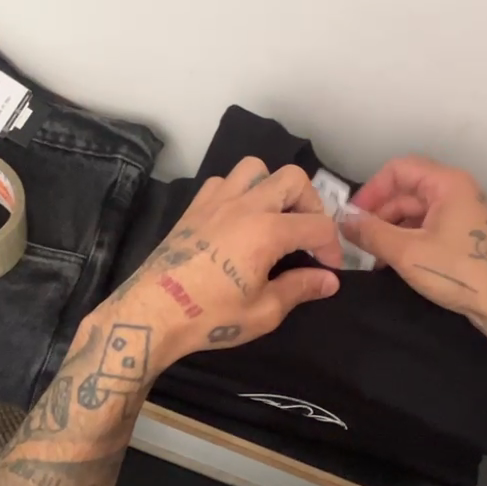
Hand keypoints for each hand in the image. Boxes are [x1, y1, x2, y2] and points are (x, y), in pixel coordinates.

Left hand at [102, 157, 343, 367]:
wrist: (154, 313)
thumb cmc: (211, 317)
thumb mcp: (264, 312)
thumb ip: (300, 289)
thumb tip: (329, 281)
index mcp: (267, 231)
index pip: (318, 225)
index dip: (332, 247)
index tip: (328, 269)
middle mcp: (245, 205)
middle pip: (294, 179)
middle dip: (311, 204)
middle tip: (306, 235)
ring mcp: (216, 201)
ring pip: (256, 168)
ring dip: (272, 187)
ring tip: (273, 217)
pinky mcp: (194, 207)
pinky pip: (223, 181)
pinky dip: (238, 191)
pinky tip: (237, 219)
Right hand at [341, 155, 486, 331]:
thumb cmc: (458, 272)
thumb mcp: (407, 252)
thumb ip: (371, 233)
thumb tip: (342, 220)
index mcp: (447, 183)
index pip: (398, 170)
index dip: (371, 190)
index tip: (351, 217)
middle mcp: (457, 191)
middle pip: (406, 191)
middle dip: (378, 213)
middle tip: (356, 240)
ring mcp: (463, 213)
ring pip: (415, 211)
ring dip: (390, 230)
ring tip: (371, 256)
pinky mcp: (465, 235)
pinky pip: (428, 227)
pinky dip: (407, 239)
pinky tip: (392, 261)